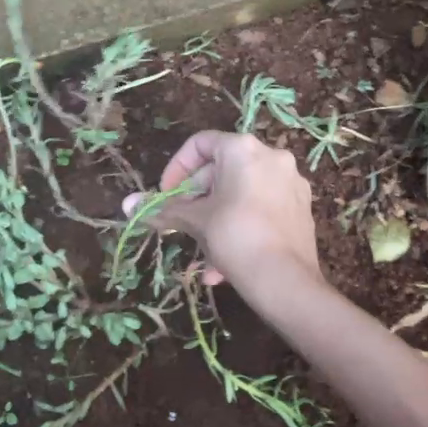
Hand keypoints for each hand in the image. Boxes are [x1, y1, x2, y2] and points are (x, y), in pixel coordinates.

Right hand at [123, 130, 320, 290]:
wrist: (286, 283)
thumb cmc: (236, 237)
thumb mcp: (195, 221)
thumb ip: (162, 209)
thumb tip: (127, 205)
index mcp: (243, 149)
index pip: (200, 143)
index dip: (177, 168)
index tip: (167, 195)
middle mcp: (272, 157)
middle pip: (221, 169)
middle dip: (197, 199)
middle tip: (183, 223)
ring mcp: (291, 183)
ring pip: (240, 194)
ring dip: (215, 220)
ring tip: (202, 253)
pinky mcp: (300, 209)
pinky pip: (260, 210)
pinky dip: (239, 228)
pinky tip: (223, 267)